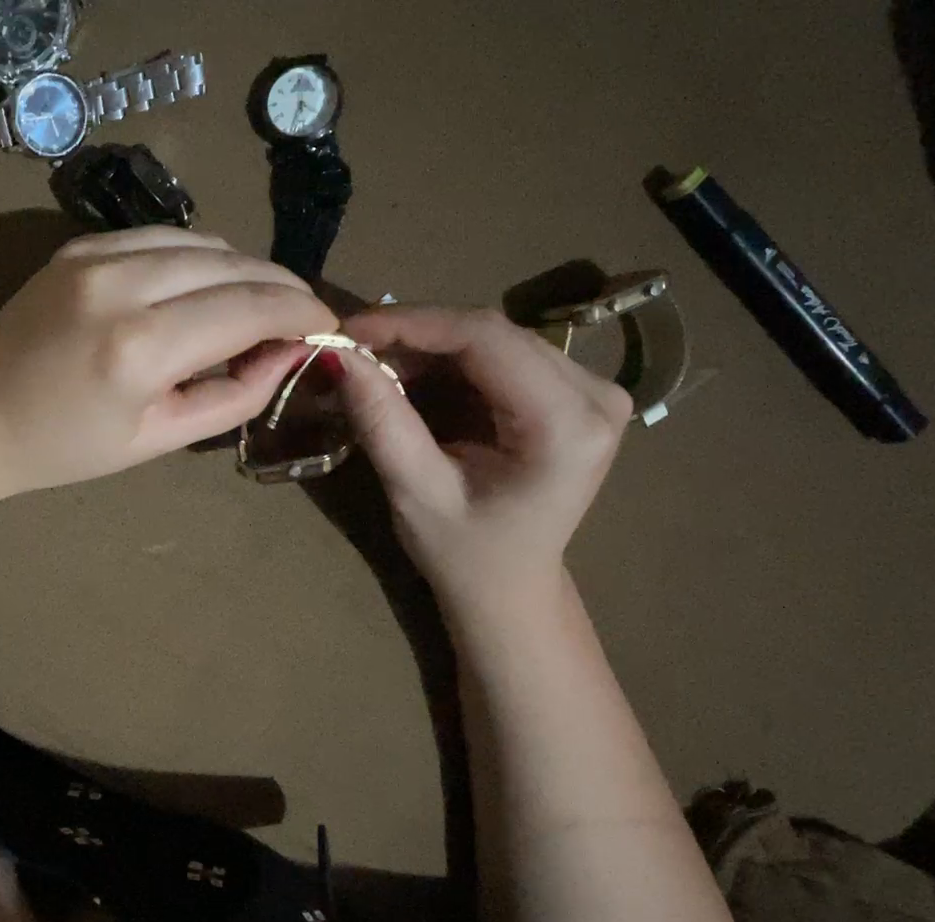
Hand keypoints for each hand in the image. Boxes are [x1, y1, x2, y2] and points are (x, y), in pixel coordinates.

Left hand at [0, 226, 337, 500]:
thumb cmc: (64, 450)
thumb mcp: (158, 439)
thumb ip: (234, 395)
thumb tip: (290, 353)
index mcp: (140, 347)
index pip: (250, 306)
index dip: (301, 313)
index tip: (327, 327)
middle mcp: (121, 284)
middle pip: (234, 263)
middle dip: (281, 287)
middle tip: (300, 318)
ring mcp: (94, 255)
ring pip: (203, 241)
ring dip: (242, 269)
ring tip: (256, 307)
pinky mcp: (77, 245)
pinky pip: (162, 237)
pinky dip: (197, 258)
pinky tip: (203, 289)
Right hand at [334, 307, 631, 606]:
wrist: (508, 585)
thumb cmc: (463, 552)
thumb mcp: (414, 492)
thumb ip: (382, 421)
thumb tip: (338, 358)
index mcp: (566, 425)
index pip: (487, 339)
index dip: (413, 323)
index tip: (349, 331)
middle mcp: (595, 393)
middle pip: (492, 332)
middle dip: (415, 333)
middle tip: (352, 349)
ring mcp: (590, 387)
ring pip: (493, 337)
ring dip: (427, 344)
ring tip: (373, 363)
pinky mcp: (572, 390)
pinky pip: (500, 354)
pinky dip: (447, 359)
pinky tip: (409, 373)